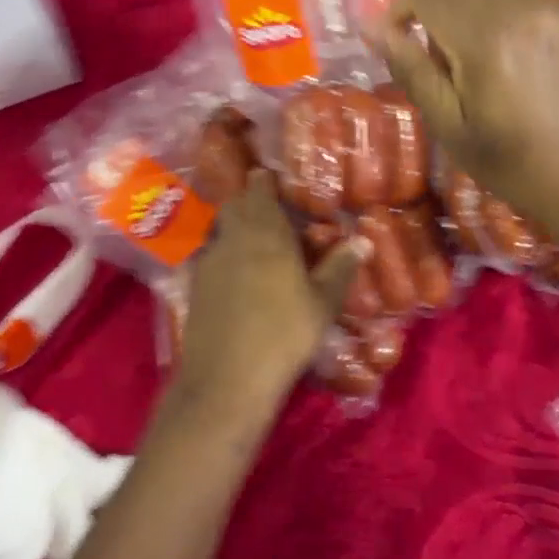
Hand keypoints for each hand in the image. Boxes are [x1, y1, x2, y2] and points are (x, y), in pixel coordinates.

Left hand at [177, 171, 366, 401]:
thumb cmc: (284, 333)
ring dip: (235, 229)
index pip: (259, 188)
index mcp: (265, 230)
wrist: (227, 377)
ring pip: (220, 229)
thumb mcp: (322, 302)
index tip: (277, 181)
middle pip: (236, 205)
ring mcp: (208, 260)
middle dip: (250, 203)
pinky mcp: (194, 285)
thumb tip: (363, 239)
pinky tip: (238, 278)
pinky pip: (211, 256)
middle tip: (273, 214)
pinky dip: (224, 256)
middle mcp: (232, 236)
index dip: (266, 182)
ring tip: (258, 245)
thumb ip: (340, 266)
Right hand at [371, 0, 558, 251]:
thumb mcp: (450, 128)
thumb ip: (411, 69)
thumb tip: (372, 26)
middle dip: (440, 29)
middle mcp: (523, 8)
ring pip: (490, 0)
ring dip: (474, 28)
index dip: (399, 14)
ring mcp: (557, 8)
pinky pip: (524, 7)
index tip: (396, 48)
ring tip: (490, 81)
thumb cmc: (516, 167)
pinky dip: (508, 29)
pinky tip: (523, 73)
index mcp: (487, 37)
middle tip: (451, 84)